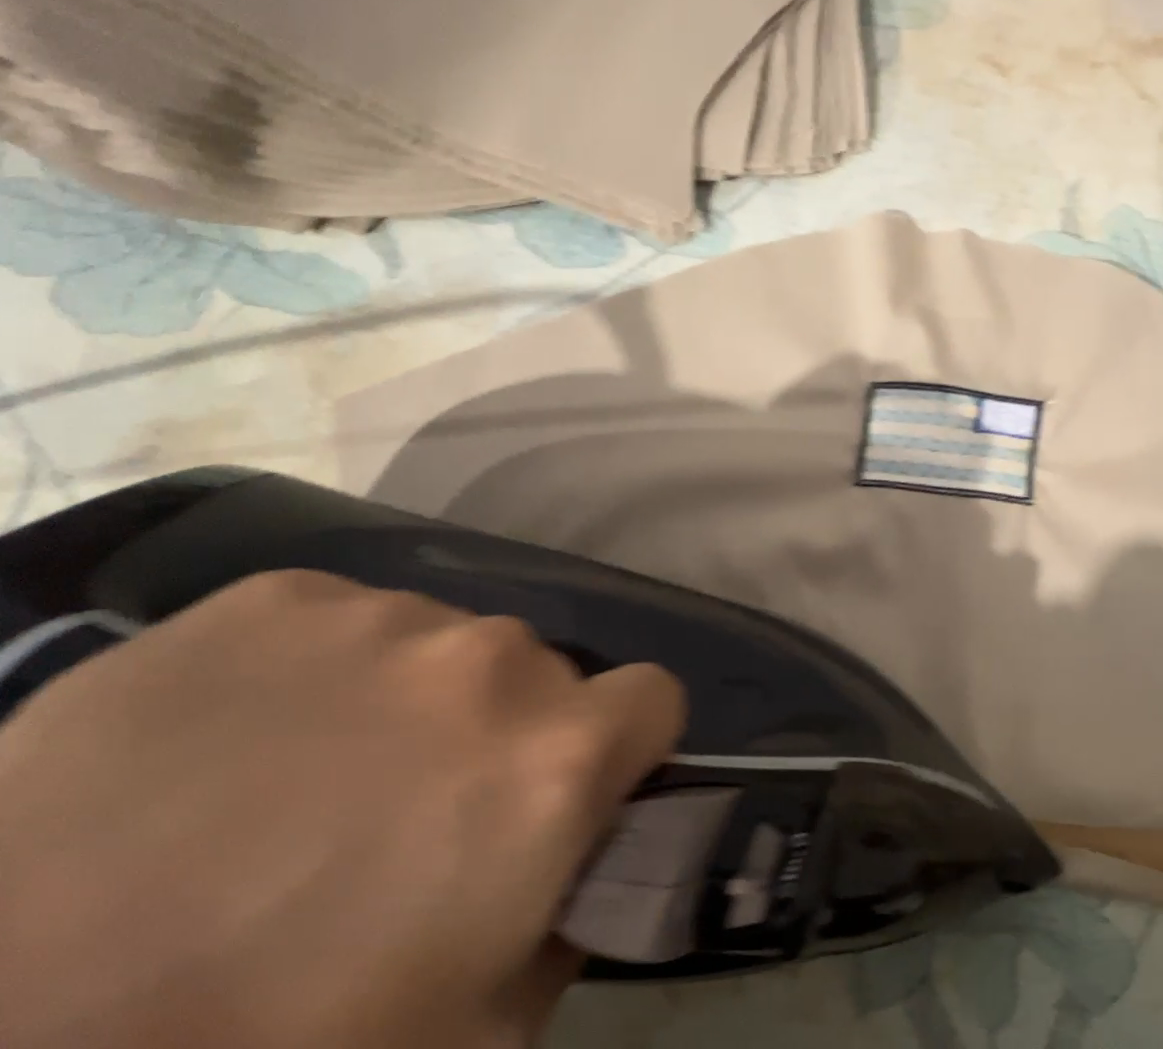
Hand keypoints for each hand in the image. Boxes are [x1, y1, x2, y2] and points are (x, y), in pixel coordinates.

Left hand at [0, 570, 685, 1048]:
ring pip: (447, 642)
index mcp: (558, 759)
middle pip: (545, 673)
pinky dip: (330, 668)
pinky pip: (348, 618)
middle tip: (424, 810)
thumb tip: (582, 865)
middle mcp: (489, 661)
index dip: (627, 750)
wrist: (14, 1016)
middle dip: (512, 731)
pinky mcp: (270, 599)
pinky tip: (250, 737)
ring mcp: (376, 618)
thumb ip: (570, 922)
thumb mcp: (485, 1028)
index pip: (656, 699)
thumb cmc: (290, 1037)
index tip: (577, 794)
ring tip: (318, 775)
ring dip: (420, 697)